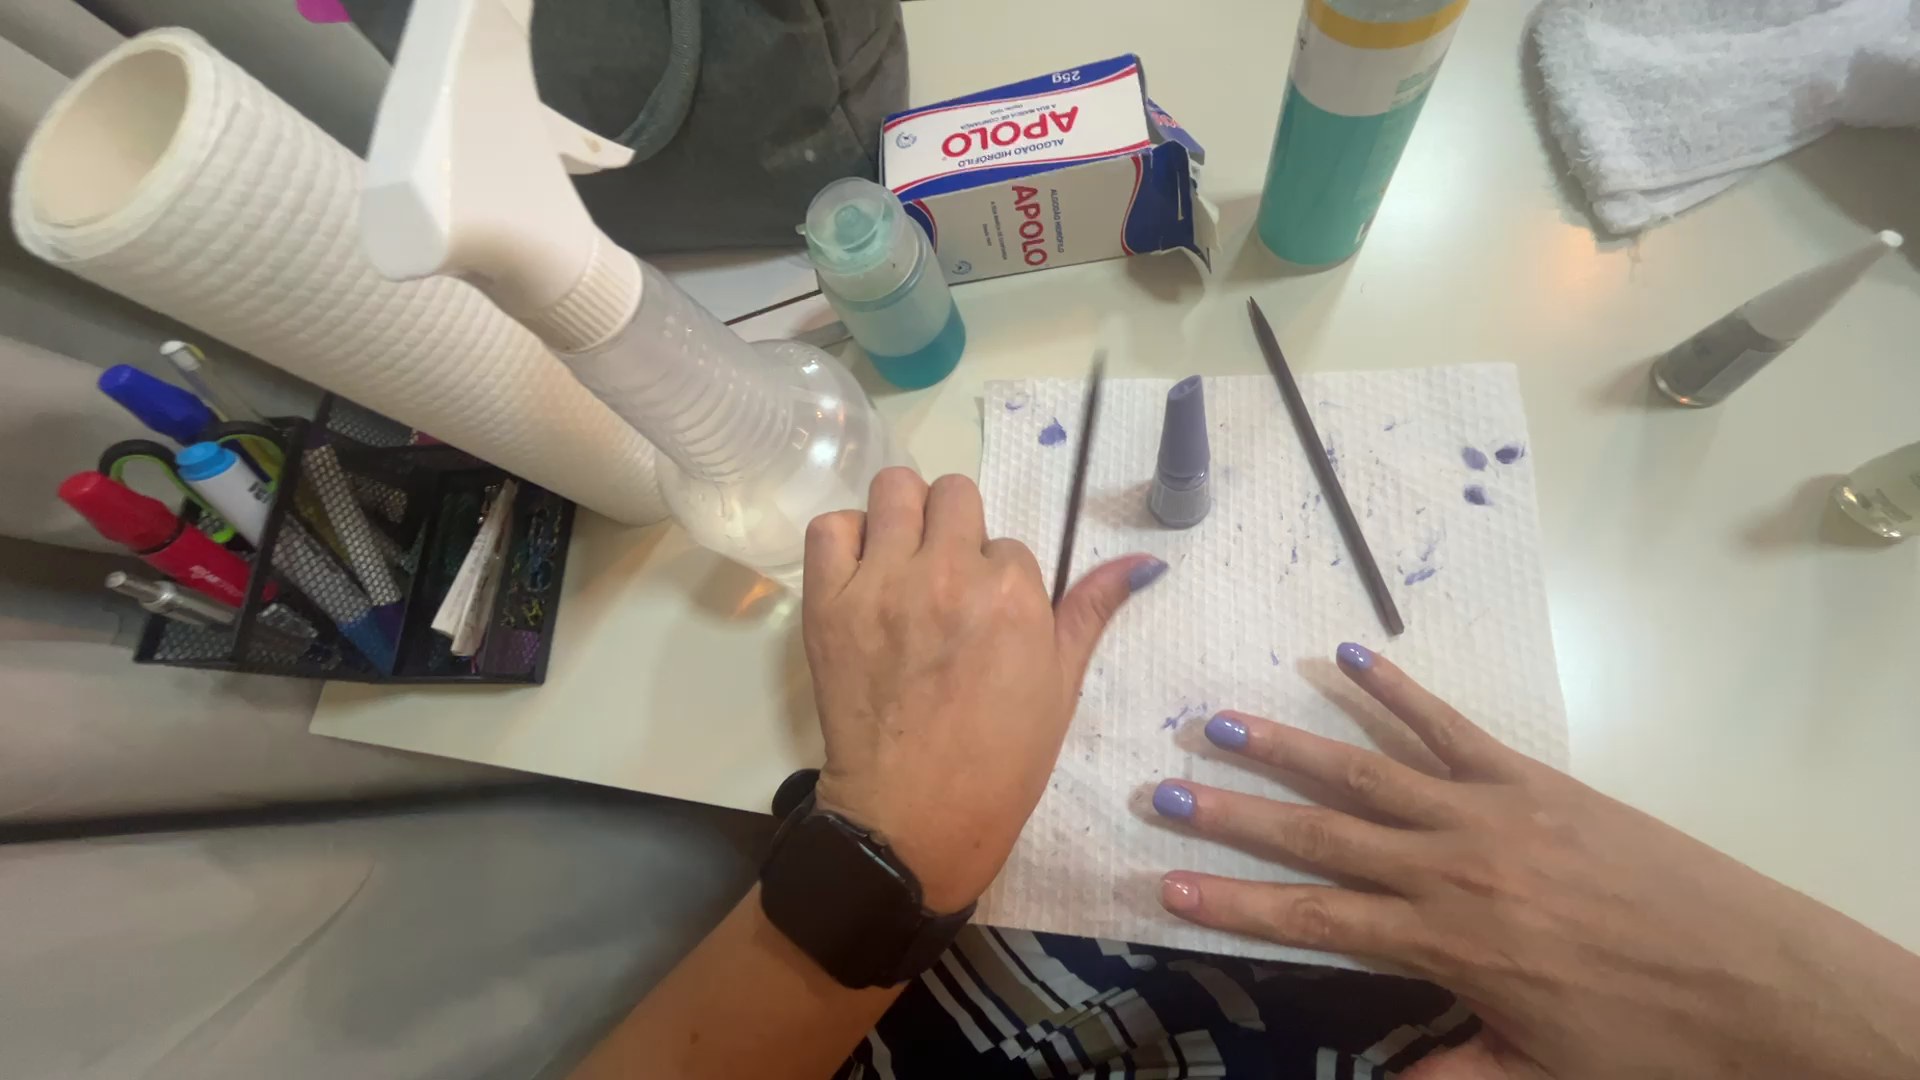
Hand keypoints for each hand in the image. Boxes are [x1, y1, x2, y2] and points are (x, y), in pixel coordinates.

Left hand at [803, 468, 1165, 912]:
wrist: (914, 816)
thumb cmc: (1001, 758)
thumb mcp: (1061, 684)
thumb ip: (1092, 609)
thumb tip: (1145, 559)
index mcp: (1010, 591)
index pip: (1007, 542)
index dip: (997, 577)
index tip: (985, 617)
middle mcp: (945, 573)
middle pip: (952, 494)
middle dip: (956, 527)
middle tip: (944, 576)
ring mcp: (881, 584)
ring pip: (894, 490)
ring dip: (904, 518)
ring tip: (901, 564)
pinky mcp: (828, 603)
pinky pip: (831, 528)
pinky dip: (847, 539)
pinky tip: (860, 572)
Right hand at [1151, 642, 1919, 1079]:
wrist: (1791, 998)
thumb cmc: (1660, 1048)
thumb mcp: (1548, 1078)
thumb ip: (1453, 1073)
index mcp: (1444, 942)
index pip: (1311, 918)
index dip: (1234, 904)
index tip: (1168, 885)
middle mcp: (1445, 866)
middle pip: (1314, 833)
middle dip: (1230, 814)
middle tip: (1162, 787)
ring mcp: (1482, 811)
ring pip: (1360, 768)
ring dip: (1284, 745)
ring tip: (1220, 722)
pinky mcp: (1525, 777)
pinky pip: (1445, 725)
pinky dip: (1394, 691)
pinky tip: (1348, 656)